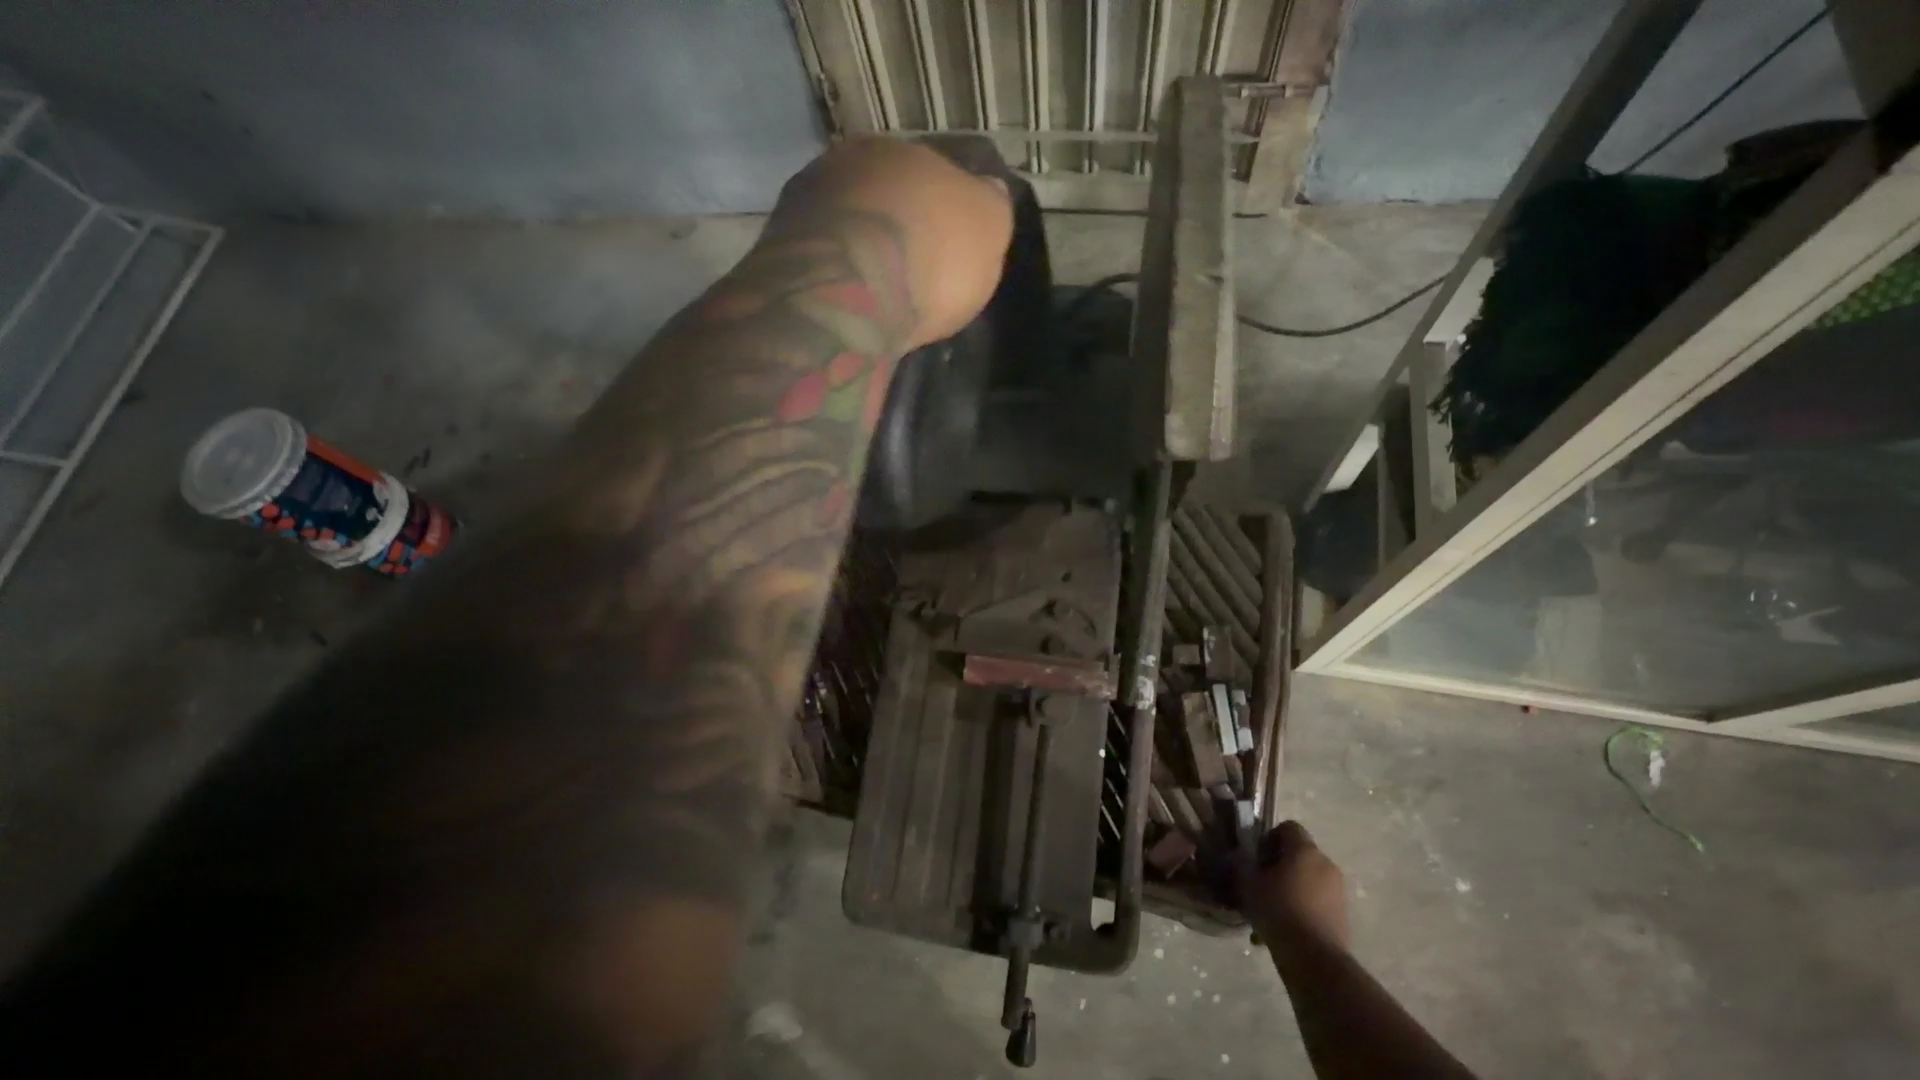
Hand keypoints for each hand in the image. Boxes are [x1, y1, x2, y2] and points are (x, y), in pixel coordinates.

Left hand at [768, 136, 1013, 349]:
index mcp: (899, 147)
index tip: (948, 244)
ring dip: (858, 252)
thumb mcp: (988, 227)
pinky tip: (848, 306)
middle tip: (912, 270)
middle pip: (879, 194)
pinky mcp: (773, 253)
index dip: (941, 208)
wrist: (844, 300)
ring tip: (878, 295)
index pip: (927, 168)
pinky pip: (817, 263)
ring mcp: (800, 206)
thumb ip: (987, 203)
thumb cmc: (930, 257)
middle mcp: (842, 163)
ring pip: (842, 226)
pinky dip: (833, 280)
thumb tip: (984, 189)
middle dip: (895, 227)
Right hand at [1241, 821, 1349, 955]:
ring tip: (1272, 913)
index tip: (1256, 859)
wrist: (1314, 957)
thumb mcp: (1248, 886)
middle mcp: (1326, 863)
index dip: (1269, 838)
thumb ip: (1242, 866)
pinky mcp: (1344, 913)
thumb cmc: (1278, 911)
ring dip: (1291, 889)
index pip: (1288, 827)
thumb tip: (1239, 860)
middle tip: (1262, 886)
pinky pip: (1318, 902)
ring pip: (1309, 880)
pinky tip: (1286, 929)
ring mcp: (1338, 889)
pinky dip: (1303, 909)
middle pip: (1299, 855)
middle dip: (1280, 867)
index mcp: (1304, 850)